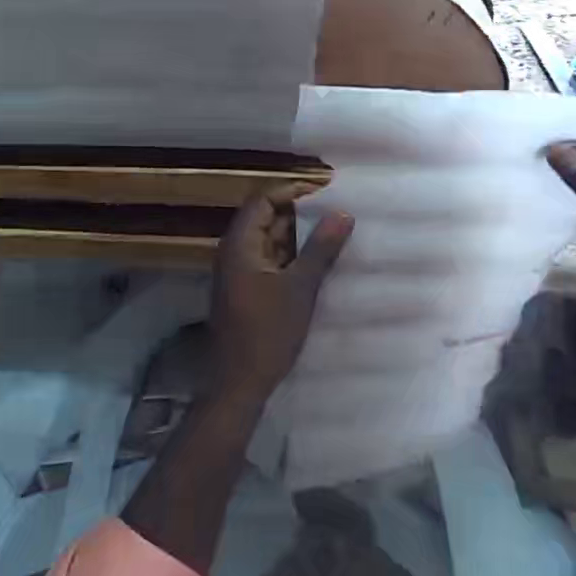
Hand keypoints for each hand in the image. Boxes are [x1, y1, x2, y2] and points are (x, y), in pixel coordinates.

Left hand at [206, 184, 352, 404]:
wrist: (238, 383)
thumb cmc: (267, 332)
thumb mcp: (299, 288)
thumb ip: (320, 249)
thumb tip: (342, 212)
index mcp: (239, 243)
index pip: (262, 200)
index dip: (292, 192)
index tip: (325, 193)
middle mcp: (233, 250)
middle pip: (264, 217)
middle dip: (298, 213)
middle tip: (335, 212)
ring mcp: (237, 271)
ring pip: (268, 240)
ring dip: (296, 236)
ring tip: (333, 233)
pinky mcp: (245, 289)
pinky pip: (268, 260)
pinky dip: (290, 256)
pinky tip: (317, 262)